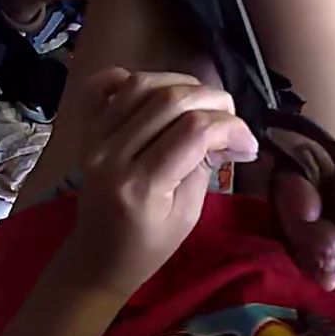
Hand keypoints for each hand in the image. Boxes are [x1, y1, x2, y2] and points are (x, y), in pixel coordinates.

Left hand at [59, 68, 257, 297]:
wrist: (97, 258)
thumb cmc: (147, 247)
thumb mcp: (187, 216)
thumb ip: (204, 167)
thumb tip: (229, 133)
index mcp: (141, 186)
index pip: (194, 132)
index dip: (231, 127)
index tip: (249, 143)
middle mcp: (112, 155)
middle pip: (170, 100)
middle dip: (213, 100)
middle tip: (230, 119)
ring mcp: (93, 140)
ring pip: (141, 84)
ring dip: (181, 84)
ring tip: (202, 102)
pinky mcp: (85, 132)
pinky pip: (102, 86)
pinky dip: (130, 77)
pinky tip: (155, 90)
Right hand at [271, 121, 334, 332]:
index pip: (303, 159)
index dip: (297, 188)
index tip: (313, 214)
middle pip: (290, 195)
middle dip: (303, 228)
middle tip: (333, 251)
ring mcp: (332, 219)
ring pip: (290, 224)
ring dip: (306, 250)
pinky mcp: (326, 249)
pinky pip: (296, 249)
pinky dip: (309, 266)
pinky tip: (333, 280)